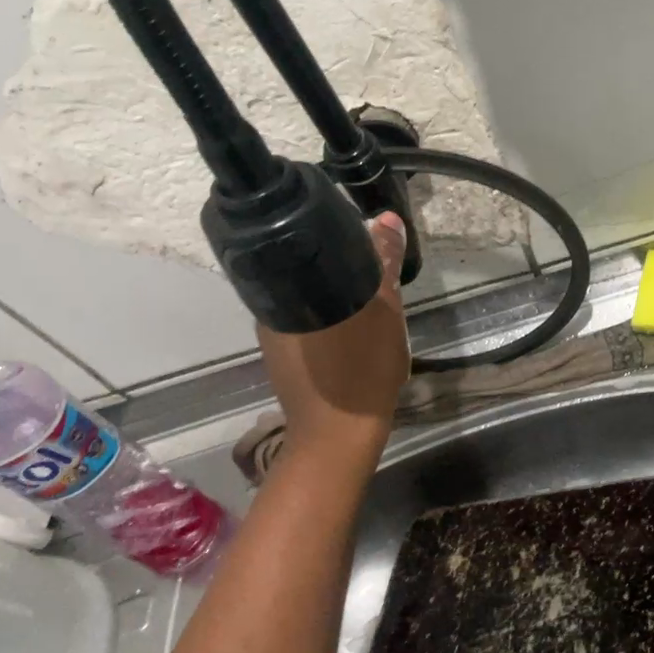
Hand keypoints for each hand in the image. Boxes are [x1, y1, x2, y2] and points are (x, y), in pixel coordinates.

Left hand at [257, 212, 409, 469]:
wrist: (339, 434)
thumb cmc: (361, 369)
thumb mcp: (383, 311)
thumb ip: (383, 264)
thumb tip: (384, 218)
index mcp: (285, 290)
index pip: (304, 246)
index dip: (336, 239)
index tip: (363, 241)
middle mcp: (269, 308)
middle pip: (306, 273)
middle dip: (339, 271)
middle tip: (375, 277)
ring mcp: (274, 337)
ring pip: (307, 301)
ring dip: (335, 298)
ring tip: (369, 304)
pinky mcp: (283, 360)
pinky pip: (306, 326)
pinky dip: (329, 322)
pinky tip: (352, 334)